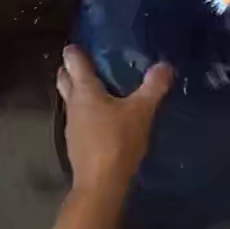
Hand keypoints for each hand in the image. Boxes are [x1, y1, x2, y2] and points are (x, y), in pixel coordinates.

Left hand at [56, 46, 171, 196]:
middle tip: (92, 63)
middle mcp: (73, 103)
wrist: (101, 186)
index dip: (76, 49)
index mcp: (84, 90)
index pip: (72, 59)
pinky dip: (87, 113)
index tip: (86, 42)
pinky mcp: (76, 143)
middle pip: (64, 78)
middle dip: (72, 69)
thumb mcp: (141, 112)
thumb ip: (153, 87)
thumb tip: (165, 65)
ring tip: (102, 89)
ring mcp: (72, 125)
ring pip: (70, 99)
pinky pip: (79, 119)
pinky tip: (104, 119)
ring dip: (79, 92)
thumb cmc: (117, 142)